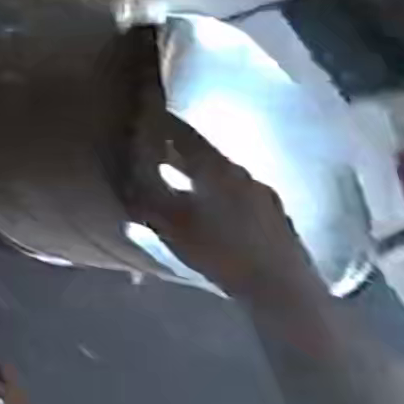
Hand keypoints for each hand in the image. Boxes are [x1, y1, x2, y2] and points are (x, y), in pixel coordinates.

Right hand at [122, 41, 322, 303]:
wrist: (285, 296)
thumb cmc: (218, 252)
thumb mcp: (166, 220)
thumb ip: (142, 187)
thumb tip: (118, 161)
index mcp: (216, 169)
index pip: (179, 130)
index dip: (155, 117)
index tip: (135, 106)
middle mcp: (244, 174)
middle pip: (200, 149)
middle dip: (172, 144)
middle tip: (147, 142)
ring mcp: (265, 196)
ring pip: (218, 170)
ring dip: (194, 167)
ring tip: (172, 173)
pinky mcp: (276, 217)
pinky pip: (234, 190)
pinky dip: (212, 186)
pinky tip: (202, 202)